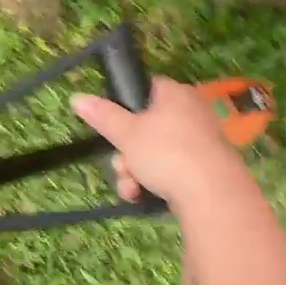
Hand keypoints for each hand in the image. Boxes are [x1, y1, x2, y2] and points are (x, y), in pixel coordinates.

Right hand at [71, 78, 245, 205]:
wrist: (209, 191)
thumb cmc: (165, 152)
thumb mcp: (126, 134)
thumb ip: (102, 116)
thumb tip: (77, 97)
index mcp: (174, 94)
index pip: (145, 89)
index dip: (124, 108)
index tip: (112, 128)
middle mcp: (189, 111)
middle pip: (143, 127)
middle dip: (125, 153)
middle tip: (121, 165)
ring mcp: (197, 140)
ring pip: (152, 152)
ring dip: (133, 172)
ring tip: (131, 187)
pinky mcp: (201, 165)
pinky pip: (167, 167)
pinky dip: (152, 181)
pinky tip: (142, 195)